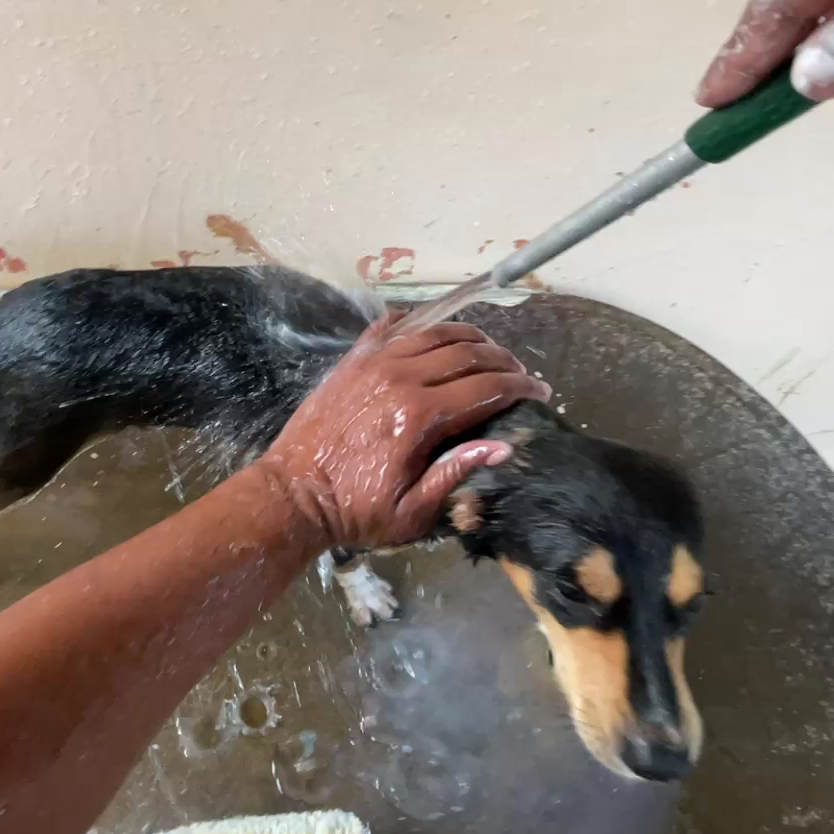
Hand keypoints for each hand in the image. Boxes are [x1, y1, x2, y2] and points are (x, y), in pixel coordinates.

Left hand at [259, 319, 550, 549]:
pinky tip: (433, 329)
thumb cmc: (355, 510)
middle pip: (466, 352)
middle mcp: (399, 378)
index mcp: (419, 417)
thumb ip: (456, 472)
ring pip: (434, 332)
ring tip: (488, 350)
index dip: (519, 386)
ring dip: (469, 337)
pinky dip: (419, 321)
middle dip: (503, 360)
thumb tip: (503, 446)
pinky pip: (391, 326)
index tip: (540, 392)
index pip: (485, 387)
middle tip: (519, 373)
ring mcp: (373, 362)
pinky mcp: (352, 360)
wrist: (293, 493)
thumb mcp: (412, 512)